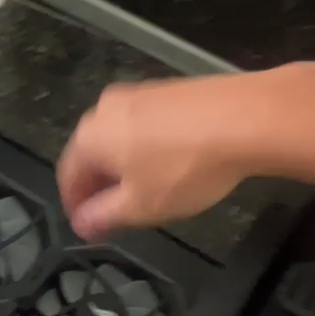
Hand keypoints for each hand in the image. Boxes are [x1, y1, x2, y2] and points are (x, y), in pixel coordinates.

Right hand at [58, 67, 304, 238]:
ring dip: (123, 166)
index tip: (87, 226)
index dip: (75, 205)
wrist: (247, 117)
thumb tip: (81, 224)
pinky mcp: (168, 89)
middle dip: (99, 184)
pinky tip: (170, 164)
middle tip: (114, 212)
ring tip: (145, 191)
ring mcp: (138, 93)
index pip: (68, 176)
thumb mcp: (141, 205)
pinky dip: (147, 148)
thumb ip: (104, 216)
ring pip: (119, 137)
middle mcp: (106, 108)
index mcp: (90, 137)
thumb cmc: (185, 167)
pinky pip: (144, 124)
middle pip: (92, 153)